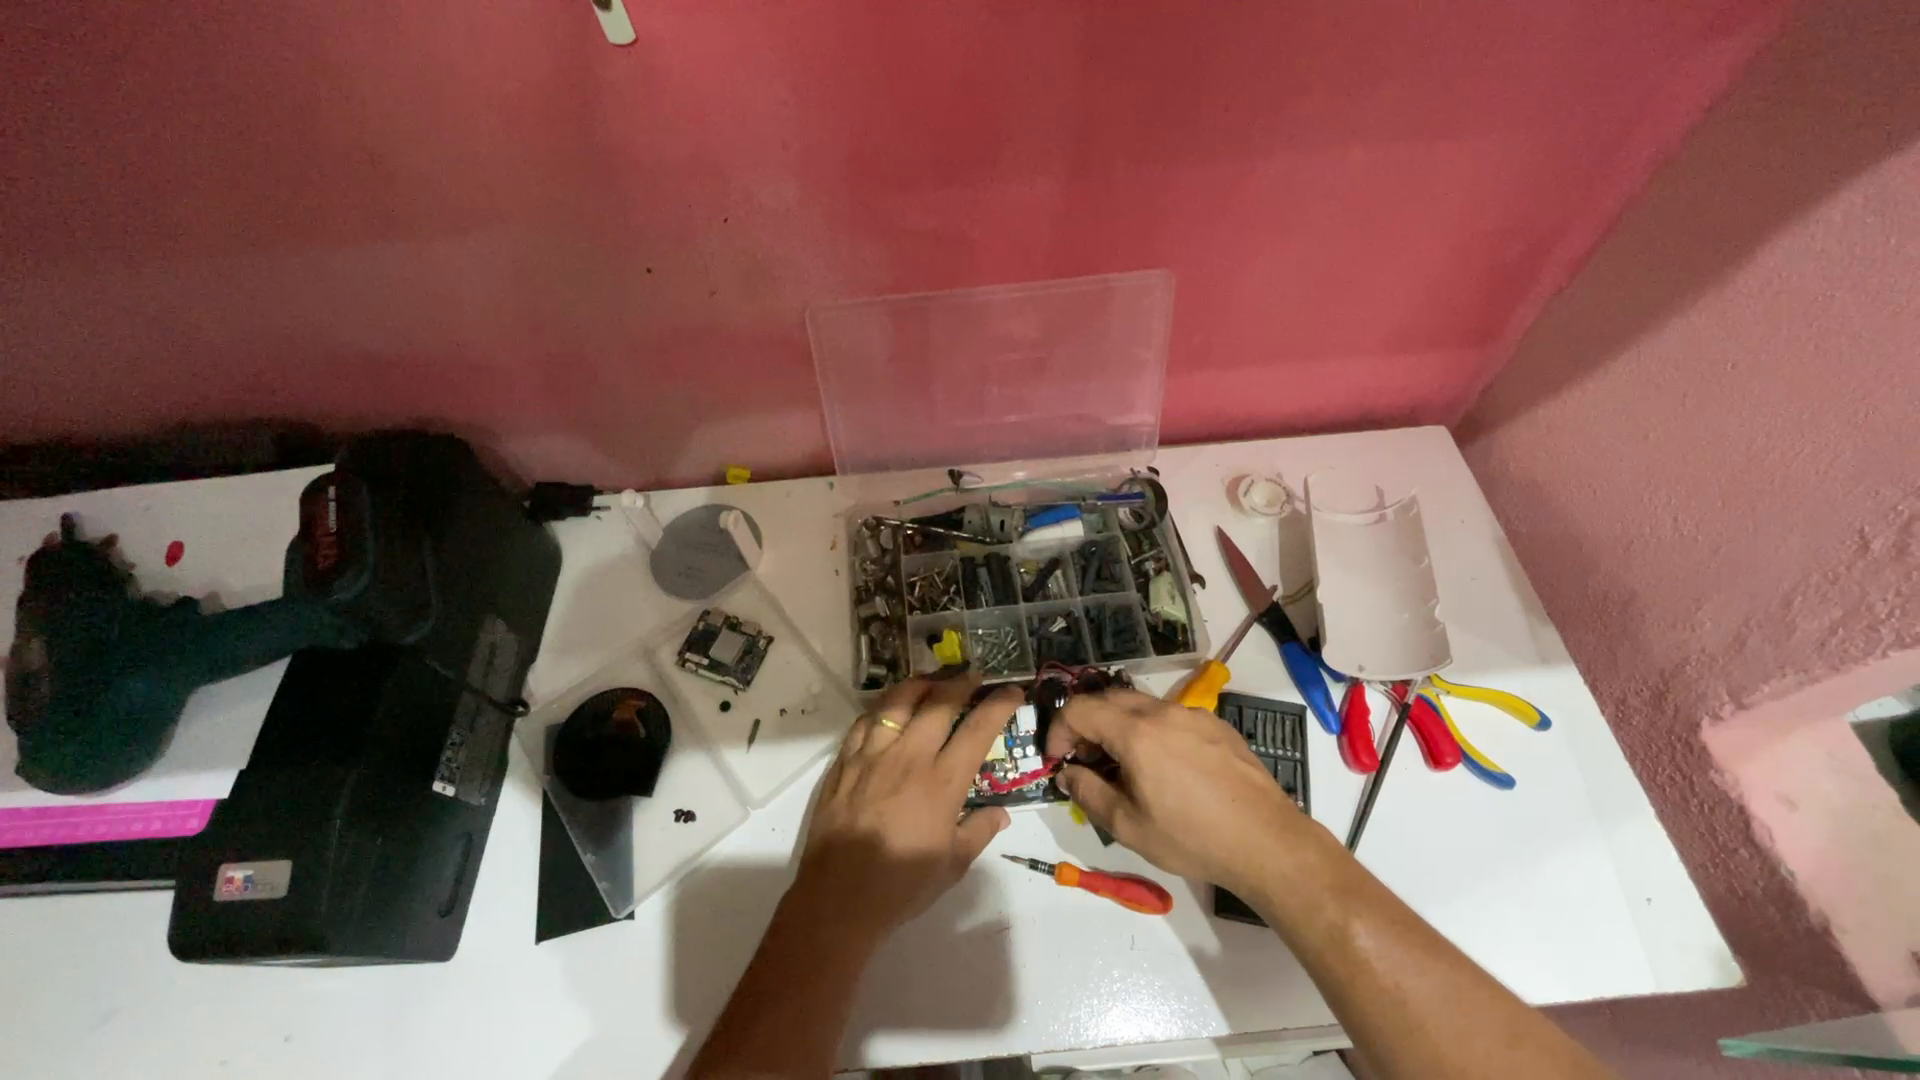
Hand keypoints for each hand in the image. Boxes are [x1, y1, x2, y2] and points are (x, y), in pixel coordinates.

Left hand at [788, 675, 1019, 941]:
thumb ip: (979, 831)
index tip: (1011, 691)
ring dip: (920, 685)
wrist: (837, 899)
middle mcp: (908, 758)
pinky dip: (881, 708)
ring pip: (897, 702)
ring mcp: (871, 755)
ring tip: (933, 681)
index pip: (977, 730)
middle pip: (938, 703)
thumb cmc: (901, 886)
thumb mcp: (953, 865)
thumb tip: (1000, 814)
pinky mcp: (844, 762)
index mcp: (941, 782)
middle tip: (973, 678)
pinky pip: (864, 722)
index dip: (998, 705)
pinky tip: (888, 710)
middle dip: (960, 684)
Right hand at [1045, 688, 1317, 895]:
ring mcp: (1194, 715)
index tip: (1058, 760)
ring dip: (1119, 727)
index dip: (1059, 731)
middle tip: (1085, 761)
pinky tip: (1164, 770)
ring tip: (1123, 767)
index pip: (1079, 709)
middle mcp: (1163, 712)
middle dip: (1087, 725)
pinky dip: (1151, 733)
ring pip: (1142, 706)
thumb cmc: (1192, 838)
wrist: (1267, 843)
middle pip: (1109, 699)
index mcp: (1136, 732)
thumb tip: (1068, 773)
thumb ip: (1088, 792)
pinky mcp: (1217, 726)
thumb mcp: (1128, 825)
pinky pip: (1171, 718)